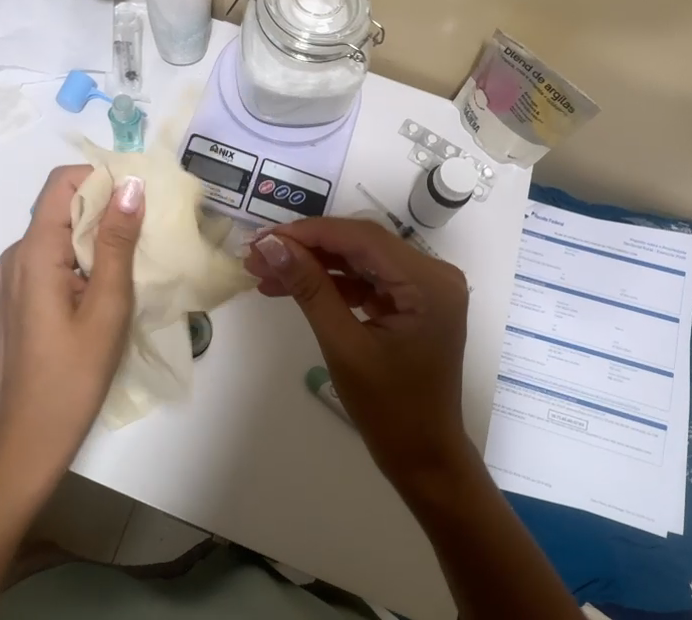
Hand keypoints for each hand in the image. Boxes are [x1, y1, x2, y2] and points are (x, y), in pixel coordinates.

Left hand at [0, 165, 143, 476]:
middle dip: (106, 208)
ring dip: (96, 237)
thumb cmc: (72, 375)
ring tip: (133, 264)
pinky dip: (82, 259)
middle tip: (148, 233)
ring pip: (59, 233)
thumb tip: (131, 186)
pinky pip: (52, 258)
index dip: (102, 178)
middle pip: (61, 206)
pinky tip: (106, 289)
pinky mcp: (18, 296)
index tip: (141, 197)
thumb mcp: (107, 307)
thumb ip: (118, 243)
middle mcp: (16, 255)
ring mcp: (12, 277)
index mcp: (34, 252)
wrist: (28, 437)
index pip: (62, 183)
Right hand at [248, 218, 475, 495]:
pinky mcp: (412, 302)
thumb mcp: (343, 345)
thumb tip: (271, 245)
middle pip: (360, 244)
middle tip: (257, 254)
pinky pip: (367, 280)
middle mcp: (434, 275)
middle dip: (306, 248)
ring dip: (314, 265)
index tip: (263, 238)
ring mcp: (425, 288)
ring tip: (264, 272)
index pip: (362, 238)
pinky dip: (331, 283)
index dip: (309, 232)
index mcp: (429, 282)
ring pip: (359, 260)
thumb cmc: (389, 409)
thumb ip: (310, 288)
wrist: (424, 458)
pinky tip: (291, 288)